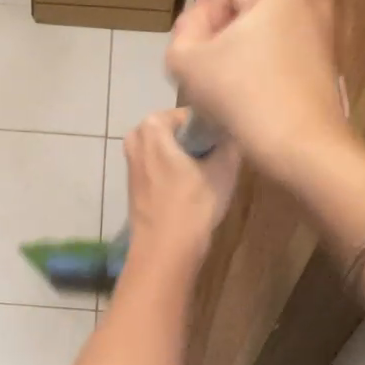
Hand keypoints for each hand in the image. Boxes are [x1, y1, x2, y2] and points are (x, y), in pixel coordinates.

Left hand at [125, 108, 239, 264]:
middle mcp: (135, 138)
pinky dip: (173, 170)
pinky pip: (158, 165)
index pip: (190, 114)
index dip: (210, 127)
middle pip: (175, 130)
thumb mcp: (224, 170)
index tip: (225, 144)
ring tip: (207, 174)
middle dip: (195, 141)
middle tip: (218, 158)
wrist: (165, 250)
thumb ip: (230, 143)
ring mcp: (130, 161)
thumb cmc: (194, 205)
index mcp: (152, 127)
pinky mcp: (132, 182)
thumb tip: (234, 132)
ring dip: (185, 156)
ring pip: (166, 149)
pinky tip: (190, 188)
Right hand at [165, 0, 354, 182]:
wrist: (302, 148)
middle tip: (210, 73)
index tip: (204, 56)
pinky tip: (252, 97)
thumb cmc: (242, 97)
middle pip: (245, 6)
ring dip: (240, 53)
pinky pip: (281, 52)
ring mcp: (323, 30)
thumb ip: (183, 30)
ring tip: (229, 88)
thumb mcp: (186, 60)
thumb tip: (201, 24)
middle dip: (222, 35)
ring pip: (262, 31)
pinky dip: (263, 68)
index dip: (204, 19)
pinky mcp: (327, 61)